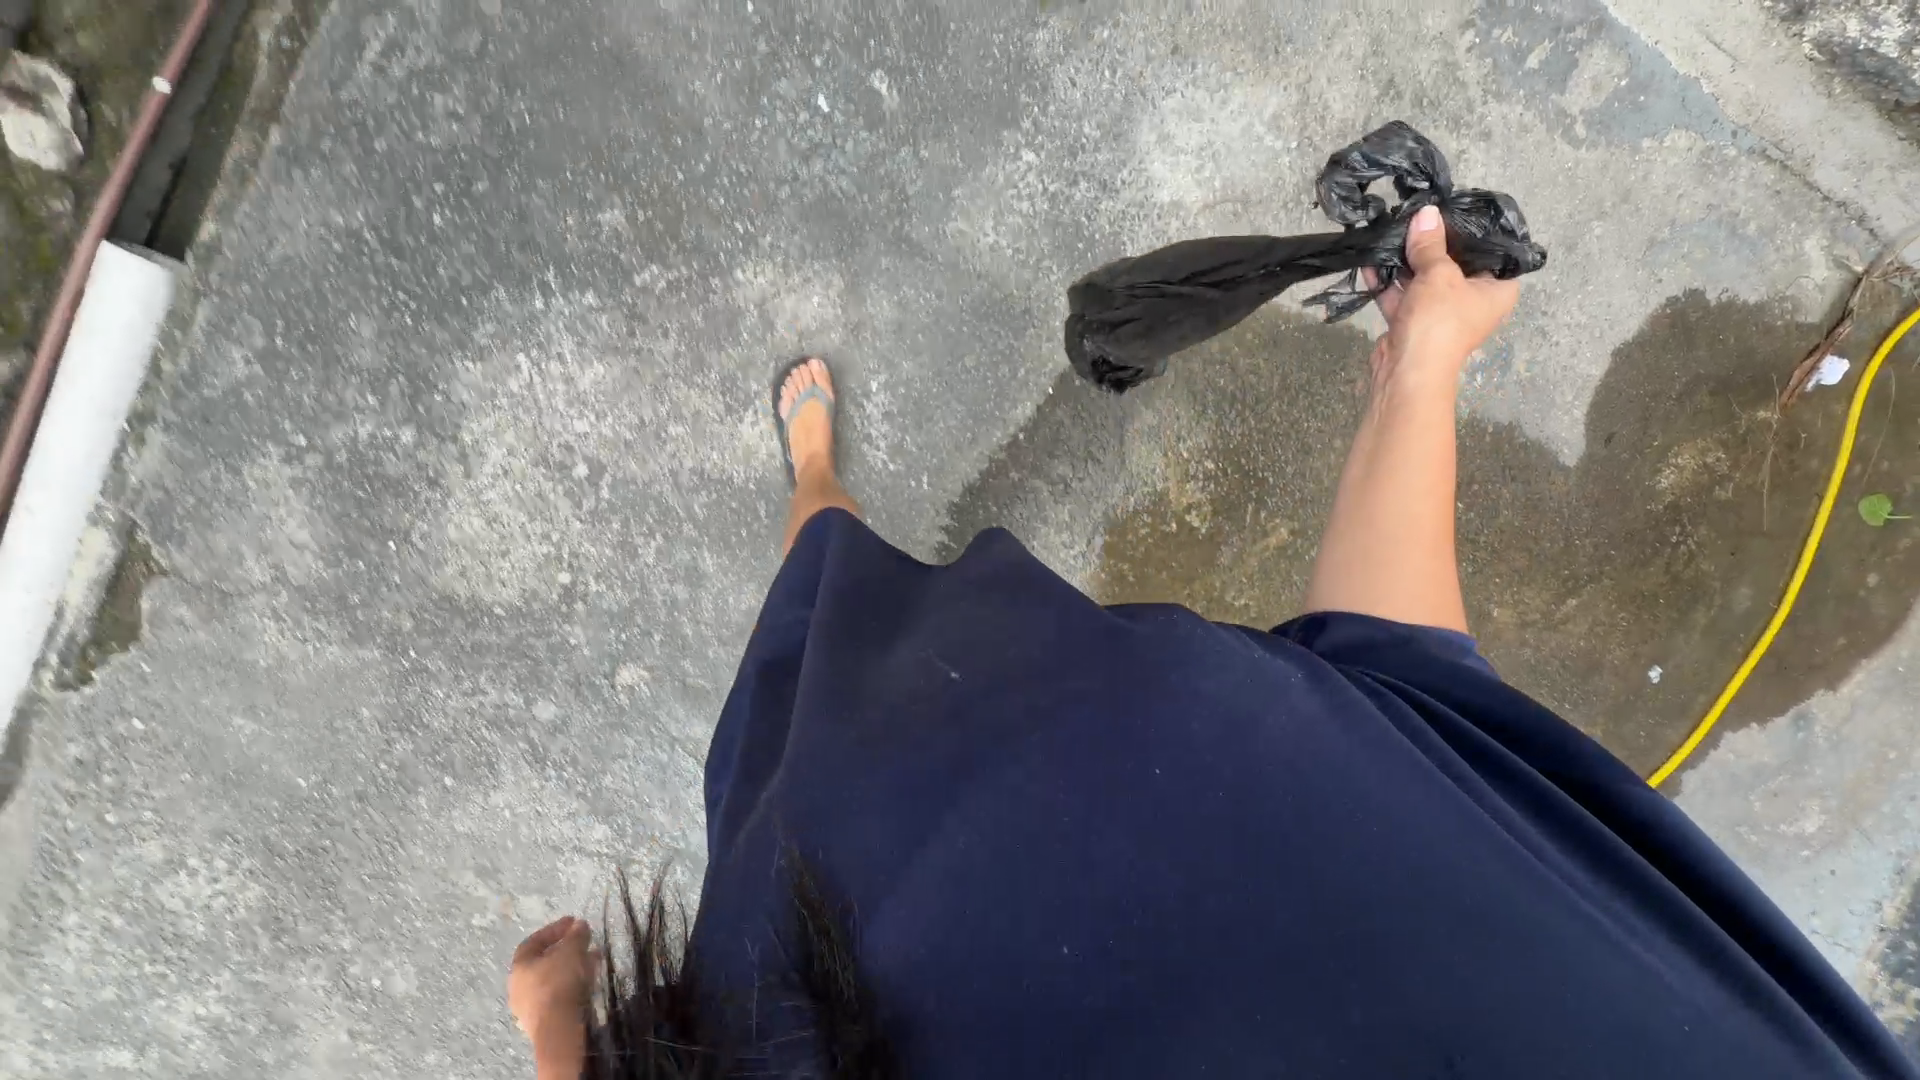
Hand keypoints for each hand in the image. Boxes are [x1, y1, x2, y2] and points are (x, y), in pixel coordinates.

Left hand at [508, 916, 595, 1063]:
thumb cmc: (560, 981)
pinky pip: (556, 994)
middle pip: (543, 961)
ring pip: (551, 978)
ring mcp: (527, 1006)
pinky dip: (570, 984)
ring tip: (592, 960)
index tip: (573, 922)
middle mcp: (518, 986)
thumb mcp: (573, 950)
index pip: (533, 941)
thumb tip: (579, 925)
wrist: (557, 1027)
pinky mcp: (540, 1021)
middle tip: (584, 942)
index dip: (554, 929)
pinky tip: (587, 980)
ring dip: (571, 967)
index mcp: (520, 966)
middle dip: (565, 949)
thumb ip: (576, 934)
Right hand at [1364, 204, 1520, 389]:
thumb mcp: (1438, 274)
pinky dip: (1389, 282)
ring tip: (1389, 235)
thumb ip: (1430, 244)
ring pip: (1423, 280)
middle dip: (1430, 245)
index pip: (1491, 249)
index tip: (1452, 209)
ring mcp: (1440, 313)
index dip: (1472, 229)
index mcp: (1498, 288)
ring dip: (1404, 262)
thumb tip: (1425, 212)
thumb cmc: (1439, 321)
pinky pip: (1402, 295)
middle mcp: (1473, 299)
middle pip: (1453, 263)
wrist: (1407, 371)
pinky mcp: (1412, 323)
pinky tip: (1372, 262)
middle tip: (1414, 218)